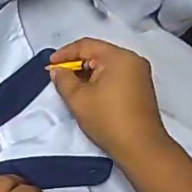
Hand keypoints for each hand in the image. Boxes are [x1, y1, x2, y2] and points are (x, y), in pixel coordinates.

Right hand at [48, 39, 170, 164]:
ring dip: (88, 73)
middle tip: (59, 76)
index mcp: (119, 57)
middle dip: (77, 64)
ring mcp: (140, 74)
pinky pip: (117, 76)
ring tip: (72, 87)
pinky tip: (89, 94)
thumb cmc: (108, 120)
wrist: (140, 146)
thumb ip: (63, 80)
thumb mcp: (78, 99)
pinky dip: (101, 81)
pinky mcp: (141, 88)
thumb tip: (58, 70)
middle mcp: (133, 60)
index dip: (65, 53)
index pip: (87, 45)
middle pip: (99, 54)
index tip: (50, 64)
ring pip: (108, 66)